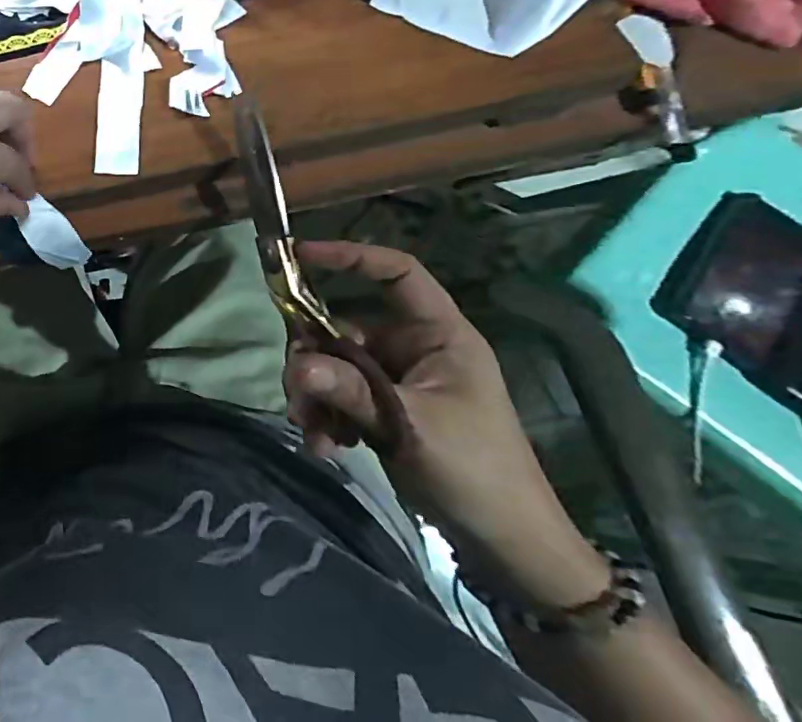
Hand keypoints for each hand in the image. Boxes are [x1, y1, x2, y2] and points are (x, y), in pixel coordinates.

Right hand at [284, 242, 609, 608]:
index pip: (398, 273)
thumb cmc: (477, 472)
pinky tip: (325, 446)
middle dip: (312, 359)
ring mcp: (396, 380)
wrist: (506, 545)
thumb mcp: (410, 426)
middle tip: (296, 391)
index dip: (352, 256)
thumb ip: (351, 391)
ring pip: (333, 366)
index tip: (299, 256)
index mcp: (440, 336)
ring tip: (312, 431)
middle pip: (343, 327)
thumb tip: (296, 366)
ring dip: (315, 396)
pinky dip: (325, 416)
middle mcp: (414, 349)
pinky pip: (338, 396)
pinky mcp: (383, 409)